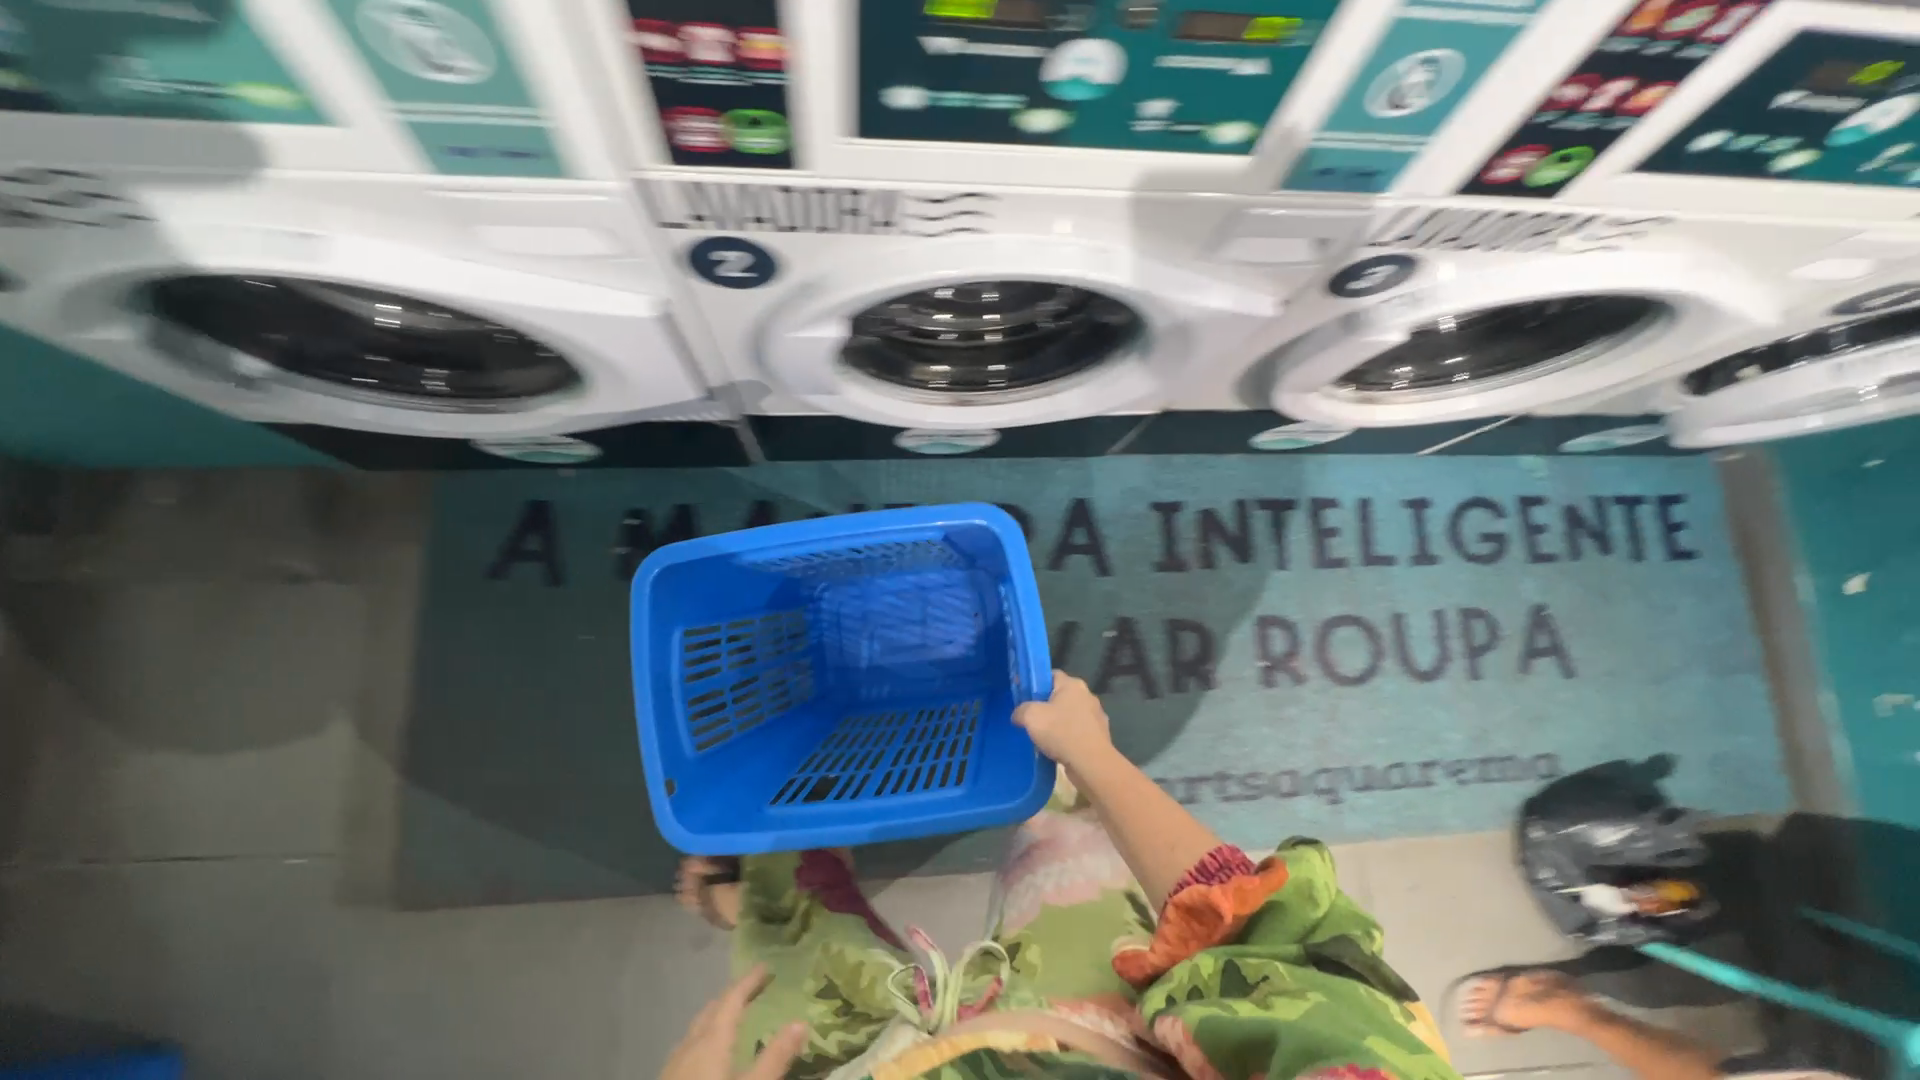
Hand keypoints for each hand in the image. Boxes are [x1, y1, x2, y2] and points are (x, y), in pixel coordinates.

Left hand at [661, 965, 808, 1079]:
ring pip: (696, 1028)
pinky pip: (687, 1045)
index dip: (749, 981)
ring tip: (732, 1015)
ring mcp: (674, 1064)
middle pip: (712, 1010)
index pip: (732, 1000)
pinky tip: (706, 1053)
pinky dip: (703, 1036)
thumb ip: (775, 1057)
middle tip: (754, 987)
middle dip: (733, 995)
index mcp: (712, 1041)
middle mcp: (690, 1045)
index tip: (765, 966)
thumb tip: (801, 1021)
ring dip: (716, 1016)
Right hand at [1013, 671, 1112, 769]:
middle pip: (1061, 696)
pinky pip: (1078, 732)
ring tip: (1044, 738)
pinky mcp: (1100, 735)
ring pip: (1070, 715)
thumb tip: (1018, 715)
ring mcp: (1096, 716)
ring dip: (1059, 724)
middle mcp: (1088, 696)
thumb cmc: (1061, 732)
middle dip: (1047, 706)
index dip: (1036, 684)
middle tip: (1032, 719)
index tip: (1025, 697)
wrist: (1090, 763)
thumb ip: (1021, 710)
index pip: (1051, 675)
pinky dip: (1069, 738)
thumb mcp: (1031, 716)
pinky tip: (1058, 749)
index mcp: (1073, 684)